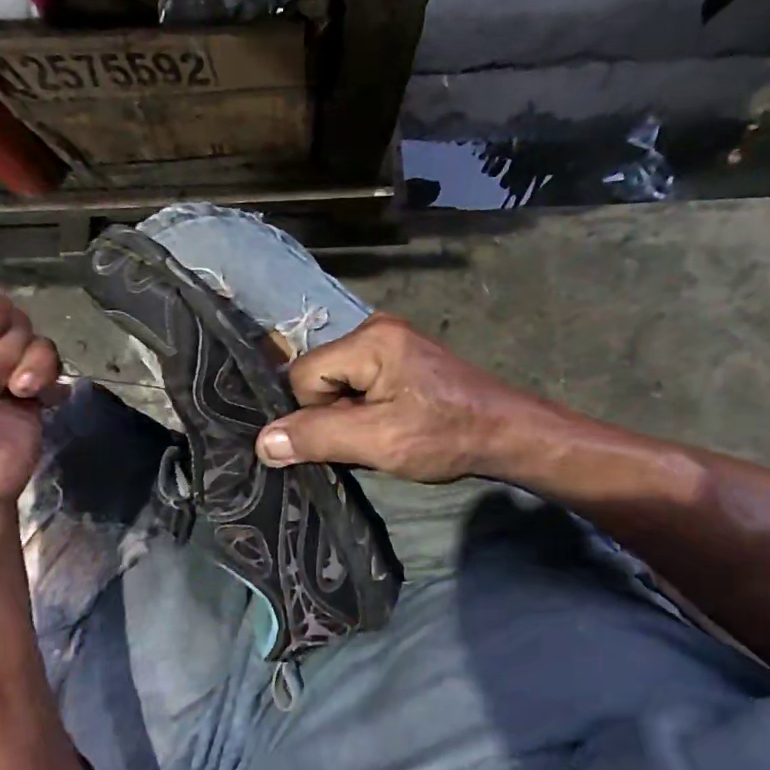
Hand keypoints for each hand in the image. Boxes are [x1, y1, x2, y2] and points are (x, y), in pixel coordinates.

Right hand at [254, 313, 546, 483]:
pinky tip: (395, 421)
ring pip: (338, 382)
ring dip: (352, 414)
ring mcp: (390, 339)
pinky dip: (367, 406)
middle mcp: (374, 326)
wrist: (507, 432)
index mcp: (369, 338)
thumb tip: (262, 442)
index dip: (316, 414)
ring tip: (388, 430)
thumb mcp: (379, 441)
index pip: (302, 375)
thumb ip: (319, 438)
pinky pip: (359, 380)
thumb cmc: (446, 435)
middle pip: (319, 376)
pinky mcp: (401, 354)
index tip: (353, 435)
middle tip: (374, 436)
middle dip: (335, 413)